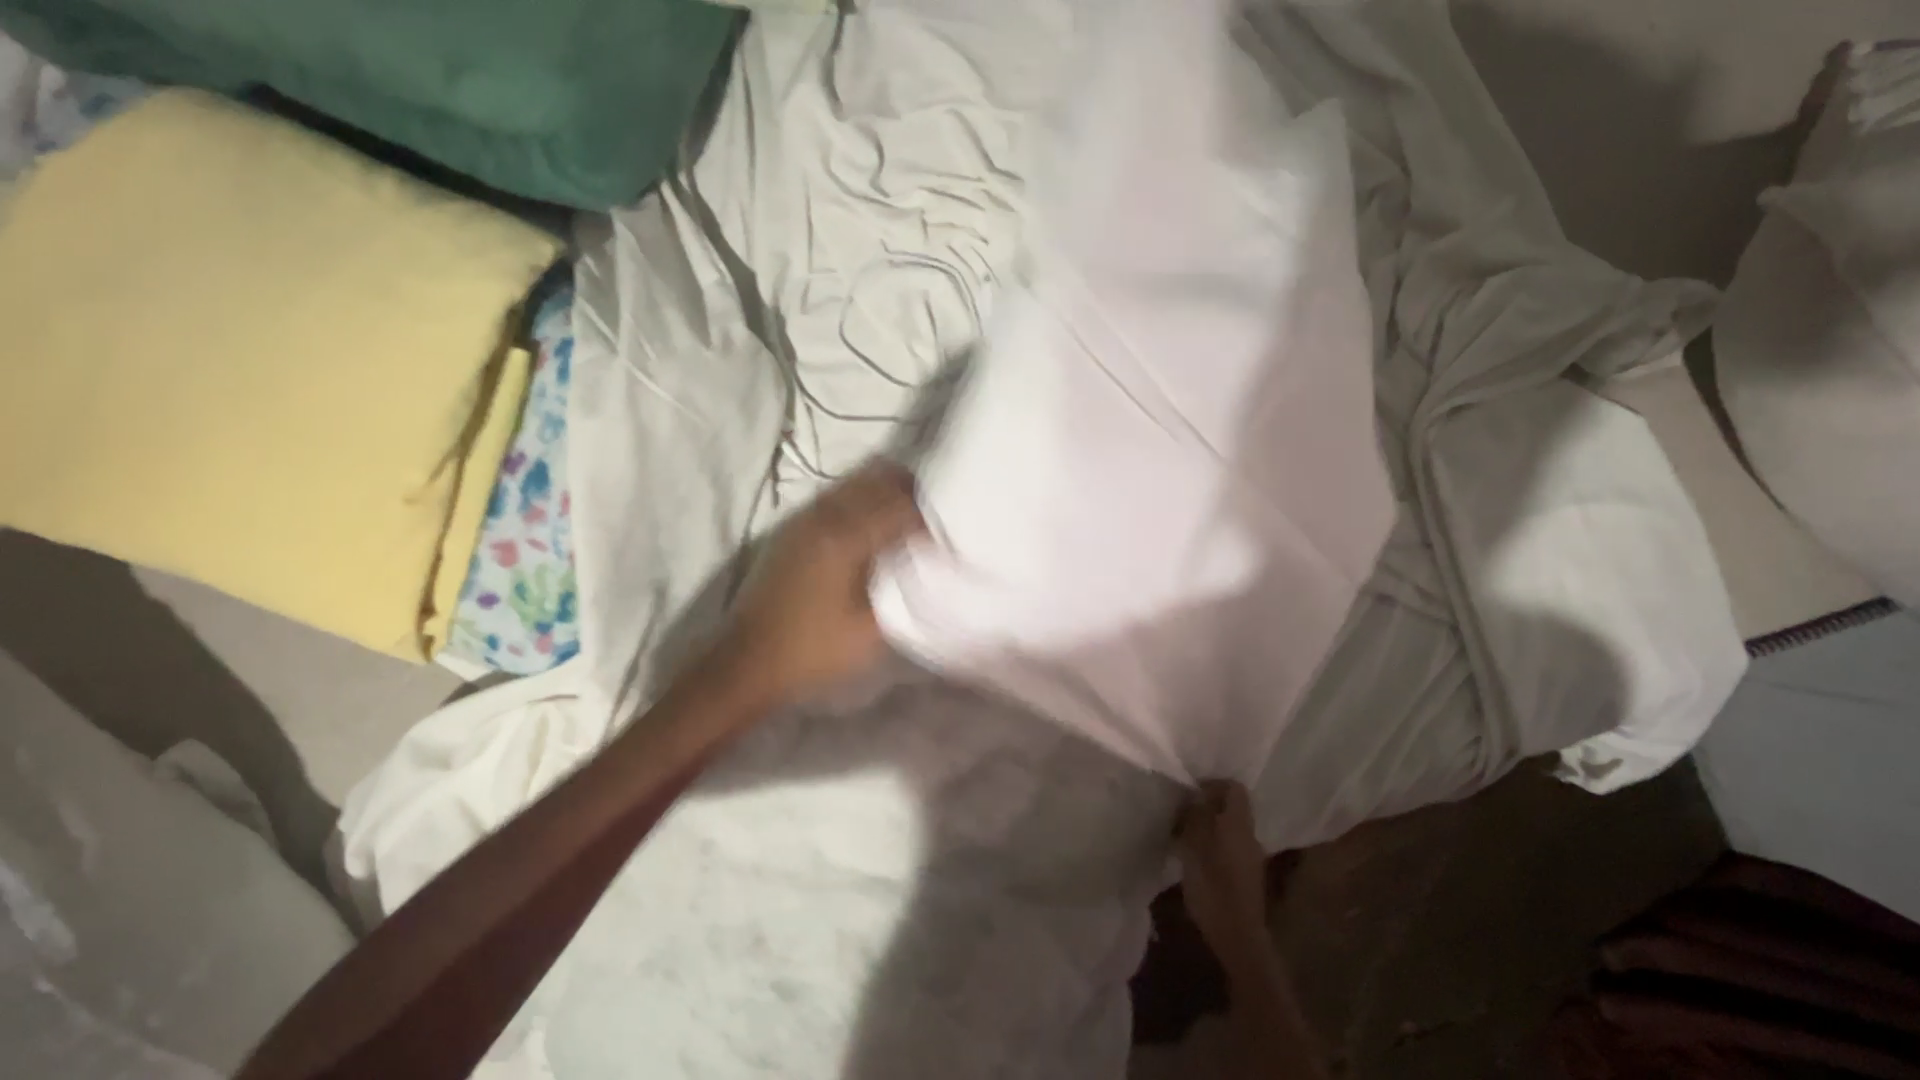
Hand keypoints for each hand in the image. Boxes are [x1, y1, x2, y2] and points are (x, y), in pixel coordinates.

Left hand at [714, 462, 924, 705]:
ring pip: (855, 485)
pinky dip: (861, 500)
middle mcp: (823, 516)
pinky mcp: (792, 530)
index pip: (901, 507)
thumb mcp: (870, 632)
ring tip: (909, 520)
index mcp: (845, 537)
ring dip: (885, 493)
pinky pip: (836, 497)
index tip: (949, 538)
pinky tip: (872, 527)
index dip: (931, 519)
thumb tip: (935, 570)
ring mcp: (803, 520)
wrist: (746, 662)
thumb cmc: (813, 651)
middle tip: (935, 521)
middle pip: (878, 482)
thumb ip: (906, 594)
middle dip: (912, 495)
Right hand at [1177, 780, 1272, 978]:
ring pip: (1230, 828)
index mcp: (1238, 826)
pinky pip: (1230, 845)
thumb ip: (1194, 820)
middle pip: (1232, 808)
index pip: (1234, 788)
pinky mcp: (1247, 874)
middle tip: (1180, 812)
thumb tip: (1193, 798)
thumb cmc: (1214, 890)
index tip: (1189, 791)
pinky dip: (1213, 843)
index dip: (1213, 784)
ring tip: (1182, 833)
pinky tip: (1193, 856)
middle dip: (1208, 805)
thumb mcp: (1195, 850)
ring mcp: (1251, 856)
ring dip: (1209, 825)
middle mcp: (1249, 836)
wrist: (1238, 936)